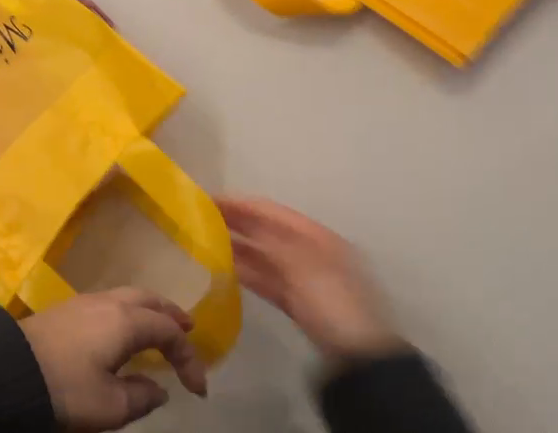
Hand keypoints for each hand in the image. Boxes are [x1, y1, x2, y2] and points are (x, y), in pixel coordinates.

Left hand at [20, 288, 207, 432]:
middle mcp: (105, 303)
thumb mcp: (111, 405)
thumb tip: (157, 388)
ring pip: (124, 297)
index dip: (189, 357)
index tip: (198, 389)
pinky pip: (107, 303)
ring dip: (147, 310)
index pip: (167, 330)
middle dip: (170, 314)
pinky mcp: (65, 310)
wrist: (12, 370)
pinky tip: (123, 331)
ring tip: (159, 328)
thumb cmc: (67, 388)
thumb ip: (141, 397)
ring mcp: (82, 303)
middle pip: (146, 299)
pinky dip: (127, 312)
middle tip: (188, 330)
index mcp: (123, 321)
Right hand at [219, 198, 401, 362]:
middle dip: (235, 222)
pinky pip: (265, 279)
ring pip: (263, 255)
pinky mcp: (296, 302)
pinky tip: (221, 267)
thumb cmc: (331, 301)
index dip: (239, 203)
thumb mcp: (300, 264)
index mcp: (317, 236)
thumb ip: (268, 239)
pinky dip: (244, 271)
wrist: (359, 357)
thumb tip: (238, 220)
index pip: (271, 211)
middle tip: (198, 218)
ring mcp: (303, 278)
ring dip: (236, 246)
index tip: (206, 199)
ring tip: (203, 240)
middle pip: (266, 231)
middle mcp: (310, 252)